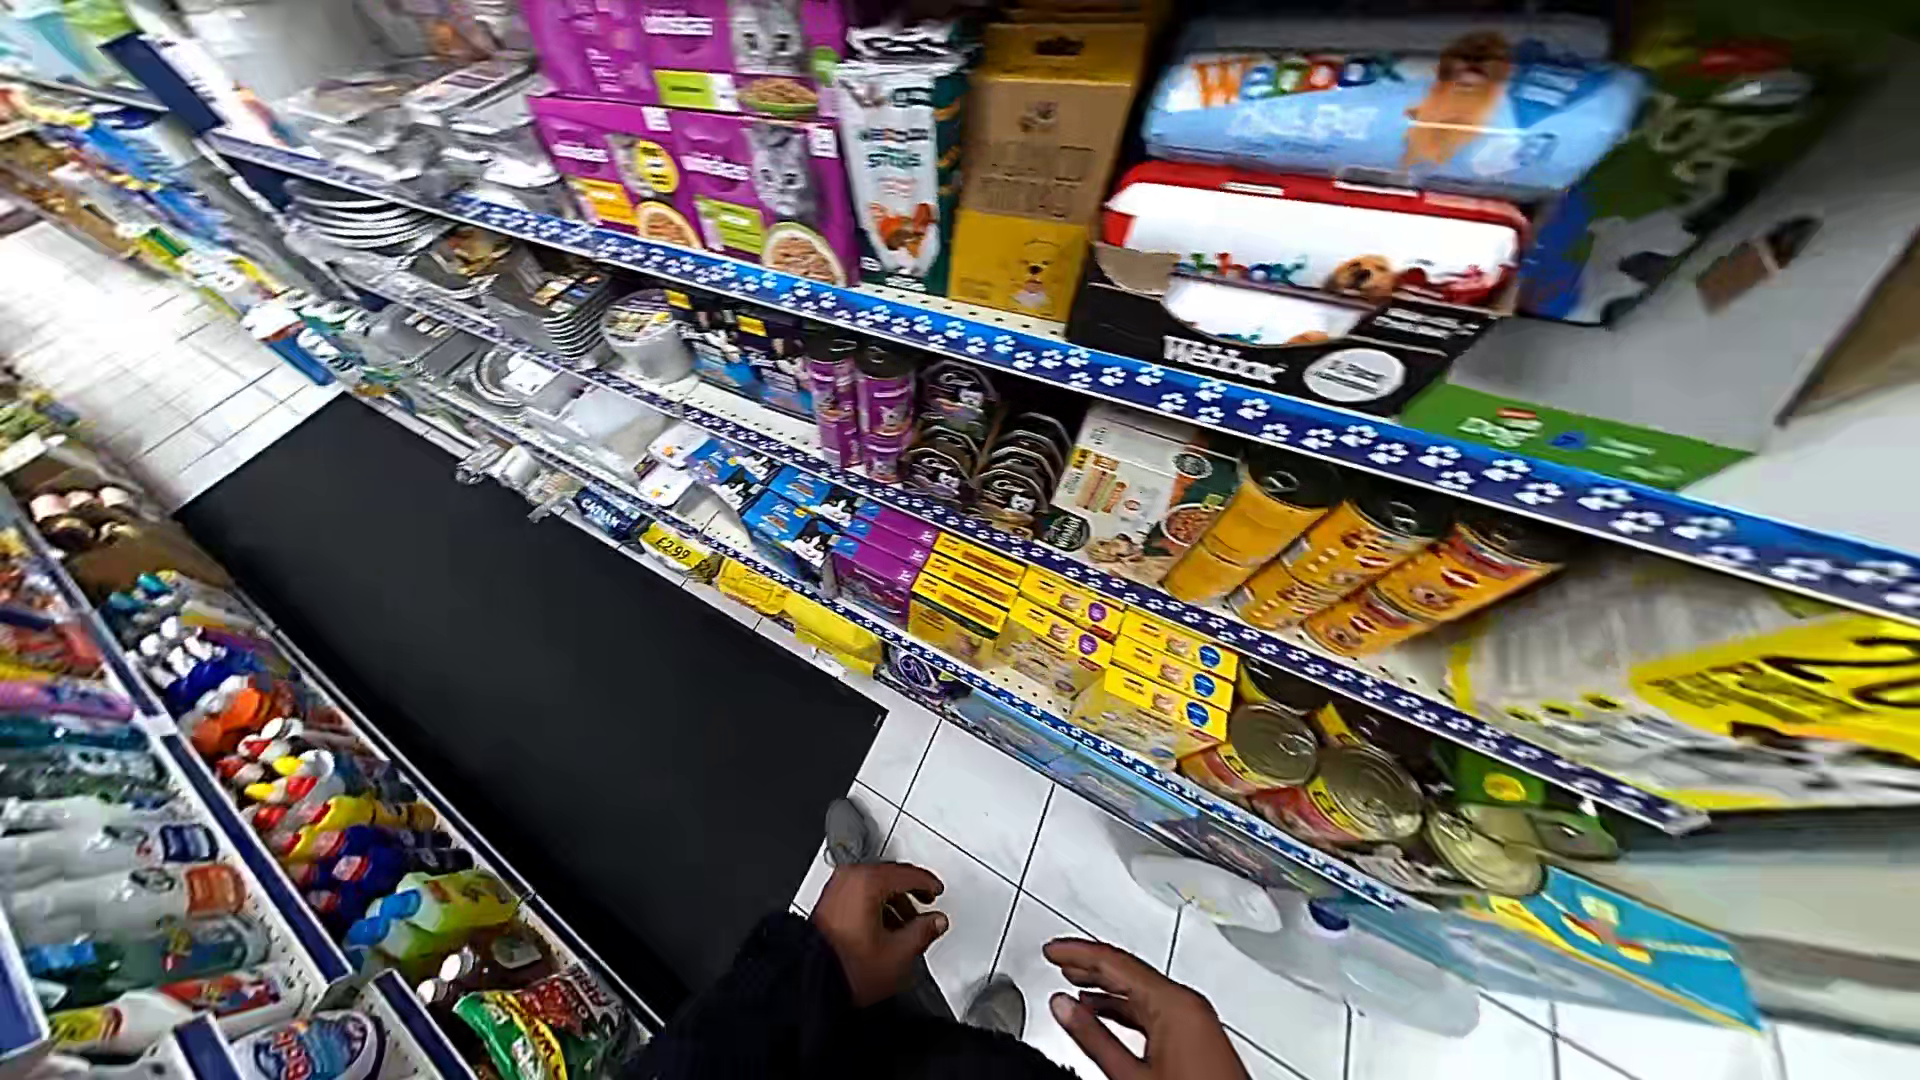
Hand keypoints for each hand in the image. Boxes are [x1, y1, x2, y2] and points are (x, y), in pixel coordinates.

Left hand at [811, 862, 948, 1006]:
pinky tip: (884, 927)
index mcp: (868, 881)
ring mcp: (836, 888)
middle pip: (889, 876)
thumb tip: (936, 921)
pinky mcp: (828, 902)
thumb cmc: (844, 968)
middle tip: (925, 902)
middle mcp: (850, 877)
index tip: (936, 889)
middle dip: (910, 892)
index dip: (927, 883)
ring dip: (893, 900)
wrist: (807, 985)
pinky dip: (875, 904)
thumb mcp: (897, 954)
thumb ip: (923, 932)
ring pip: (873, 885)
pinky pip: (859, 893)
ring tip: (906, 923)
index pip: (907, 873)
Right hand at [1044, 938, 1247, 1079]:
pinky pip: (1153, 1008)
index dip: (1077, 952)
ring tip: (1073, 983)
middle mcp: (1187, 1002)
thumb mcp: (1133, 1078)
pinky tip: (1104, 1012)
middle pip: (1127, 969)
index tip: (1052, 950)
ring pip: (1140, 988)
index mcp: (1173, 1002)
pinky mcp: (1197, 1036)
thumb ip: (1094, 1037)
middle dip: (1088, 963)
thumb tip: (1062, 1005)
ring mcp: (1195, 1019)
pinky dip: (1125, 1006)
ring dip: (1105, 985)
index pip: (1114, 960)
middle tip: (1057, 959)